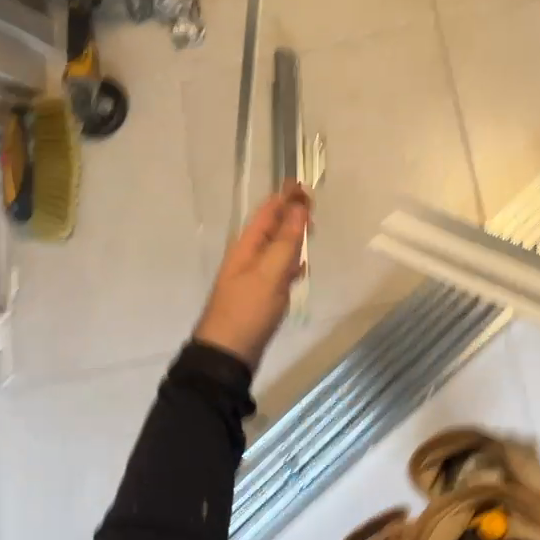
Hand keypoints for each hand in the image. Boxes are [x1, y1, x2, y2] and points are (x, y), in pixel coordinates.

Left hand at [193, 182, 312, 369]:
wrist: (227, 354)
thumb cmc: (247, 311)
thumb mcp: (269, 273)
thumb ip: (286, 241)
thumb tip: (299, 208)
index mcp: (247, 246)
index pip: (268, 211)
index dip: (285, 197)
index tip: (304, 185)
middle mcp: (249, 256)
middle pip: (271, 227)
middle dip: (290, 213)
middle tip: (313, 207)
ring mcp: (253, 276)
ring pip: (276, 247)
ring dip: (292, 236)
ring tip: (310, 230)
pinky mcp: (259, 295)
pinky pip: (277, 269)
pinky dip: (290, 262)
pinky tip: (301, 267)